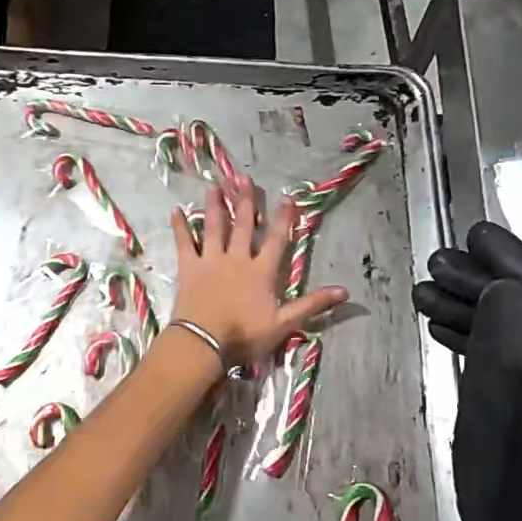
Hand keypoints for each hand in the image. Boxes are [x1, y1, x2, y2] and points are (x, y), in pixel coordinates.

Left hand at [171, 180, 347, 366]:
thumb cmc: (245, 335)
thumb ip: (313, 304)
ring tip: (214, 186)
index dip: (284, 218)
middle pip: (244, 225)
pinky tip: (175, 210)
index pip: (277, 240)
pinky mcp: (189, 268)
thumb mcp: (284, 323)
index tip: (288, 197)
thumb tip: (345, 291)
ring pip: (214, 227)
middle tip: (244, 178)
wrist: (204, 342)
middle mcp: (237, 259)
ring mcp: (211, 260)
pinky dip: (179, 226)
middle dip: (246, 201)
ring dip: (215, 206)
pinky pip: (184, 242)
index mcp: (262, 272)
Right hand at [412, 222, 521, 520]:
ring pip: (518, 339)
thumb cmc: (510, 489)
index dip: (518, 264)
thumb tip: (502, 285)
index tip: (478, 234)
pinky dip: (477, 344)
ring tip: (427, 290)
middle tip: (441, 258)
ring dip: (475, 312)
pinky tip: (442, 329)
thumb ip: (501, 344)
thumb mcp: (499, 412)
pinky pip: (509, 366)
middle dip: (489, 283)